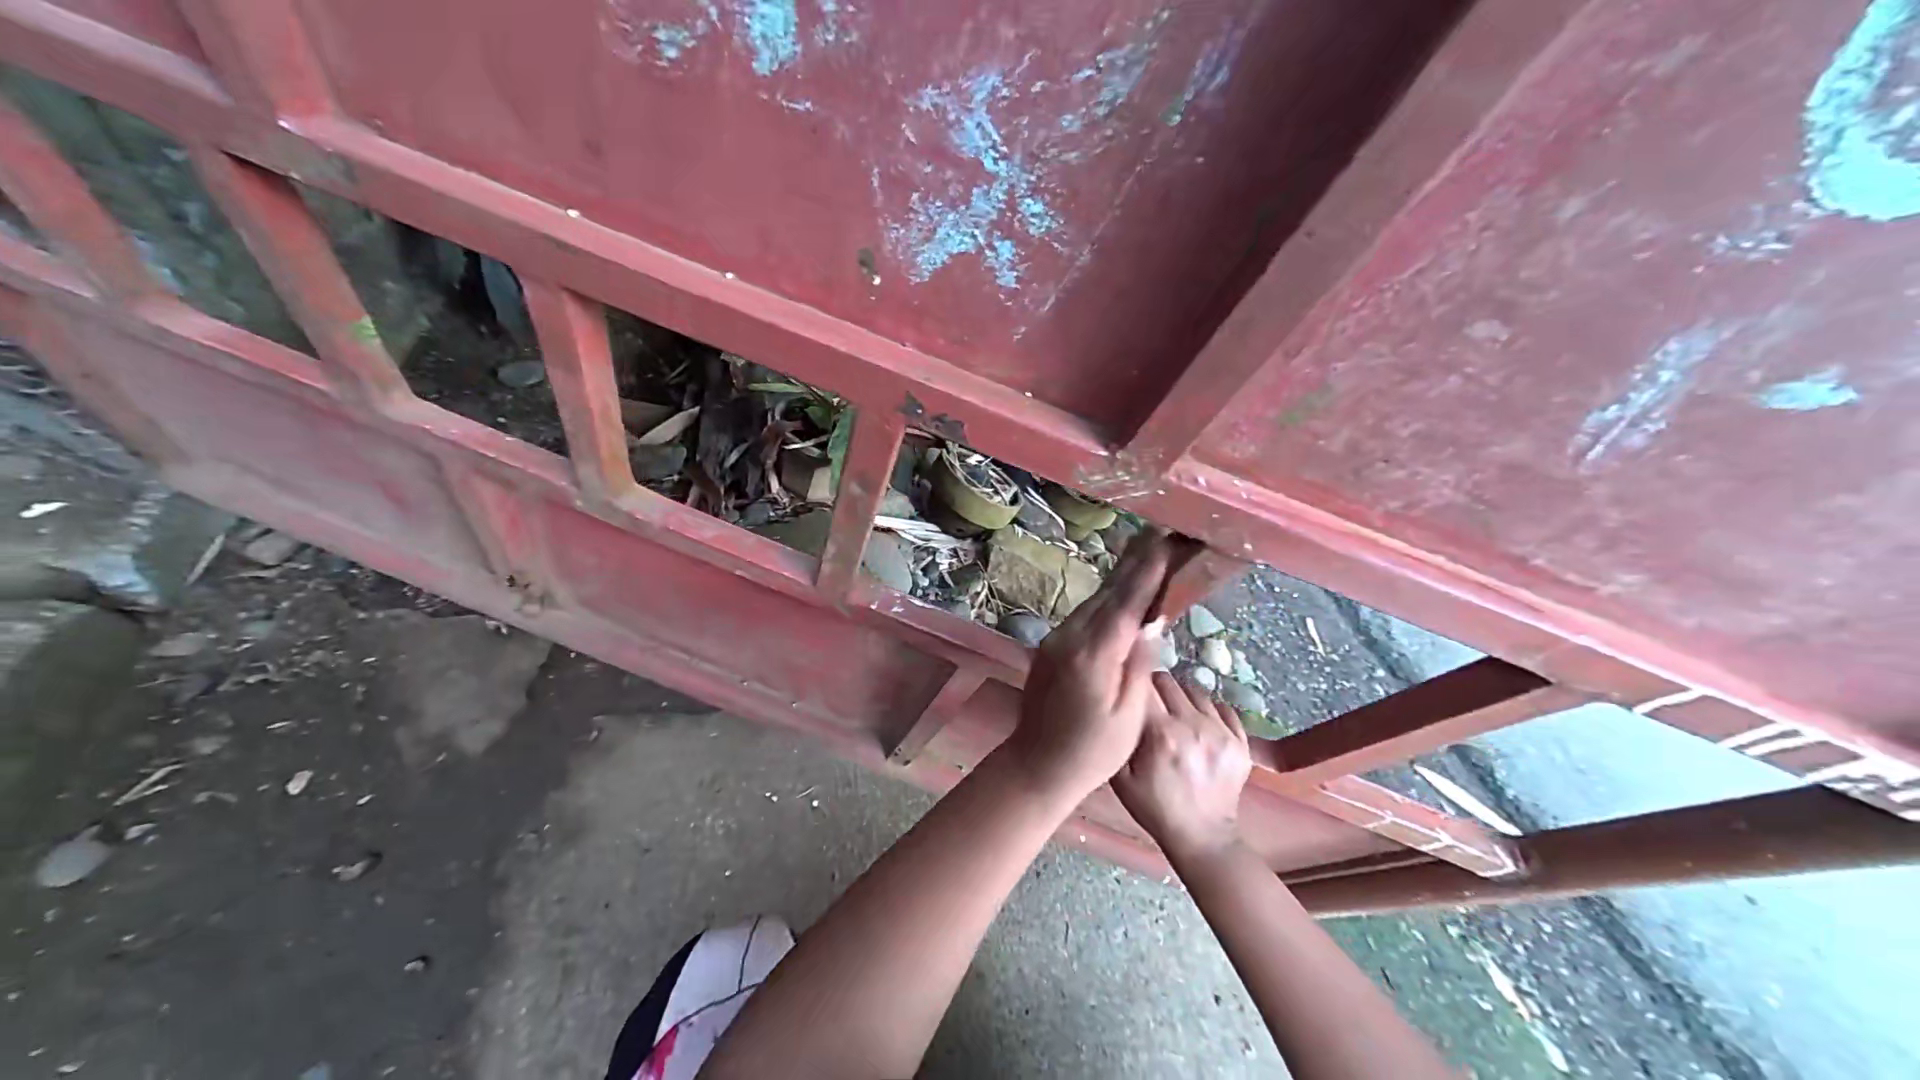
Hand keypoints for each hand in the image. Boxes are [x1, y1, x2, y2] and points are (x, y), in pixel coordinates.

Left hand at [999, 531, 1174, 799]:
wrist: (1036, 765)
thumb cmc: (1093, 752)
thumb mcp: (1128, 714)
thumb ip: (1139, 664)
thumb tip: (1152, 622)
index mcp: (1093, 653)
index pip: (1126, 602)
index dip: (1147, 570)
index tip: (1164, 541)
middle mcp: (1070, 637)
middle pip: (1107, 592)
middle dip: (1134, 562)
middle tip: (1157, 532)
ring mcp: (1055, 640)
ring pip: (1093, 602)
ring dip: (1119, 578)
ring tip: (1144, 551)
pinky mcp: (1049, 647)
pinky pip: (1083, 616)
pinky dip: (1105, 600)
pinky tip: (1119, 592)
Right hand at [1112, 671, 1252, 860]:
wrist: (1202, 838)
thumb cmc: (1155, 808)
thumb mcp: (1121, 778)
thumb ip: (1117, 738)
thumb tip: (1117, 704)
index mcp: (1162, 734)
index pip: (1143, 686)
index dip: (1131, 686)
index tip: (1127, 694)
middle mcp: (1194, 726)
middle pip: (1168, 681)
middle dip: (1154, 688)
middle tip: (1148, 706)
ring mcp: (1222, 733)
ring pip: (1195, 691)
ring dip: (1180, 698)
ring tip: (1173, 715)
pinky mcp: (1241, 742)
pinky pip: (1222, 707)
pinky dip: (1208, 710)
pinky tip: (1198, 724)